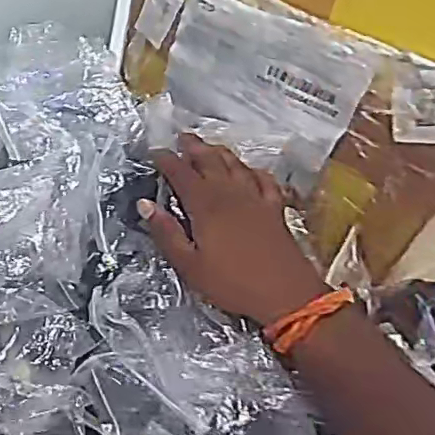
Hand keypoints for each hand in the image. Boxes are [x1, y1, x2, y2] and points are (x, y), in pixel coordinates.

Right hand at [139, 133, 327, 326]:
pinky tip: (250, 170)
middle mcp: (231, 196)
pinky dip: (253, 171)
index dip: (167, 161)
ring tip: (209, 146)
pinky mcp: (275, 211)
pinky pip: (264, 181)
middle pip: (211, 162)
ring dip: (220, 153)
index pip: (181, 174)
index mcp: (206, 206)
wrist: (289, 296)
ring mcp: (257, 201)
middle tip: (182, 138)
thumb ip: (166, 232)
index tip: (154, 152)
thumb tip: (146, 204)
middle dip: (194, 148)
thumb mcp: (188, 264)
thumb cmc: (231, 282)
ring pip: (236, 166)